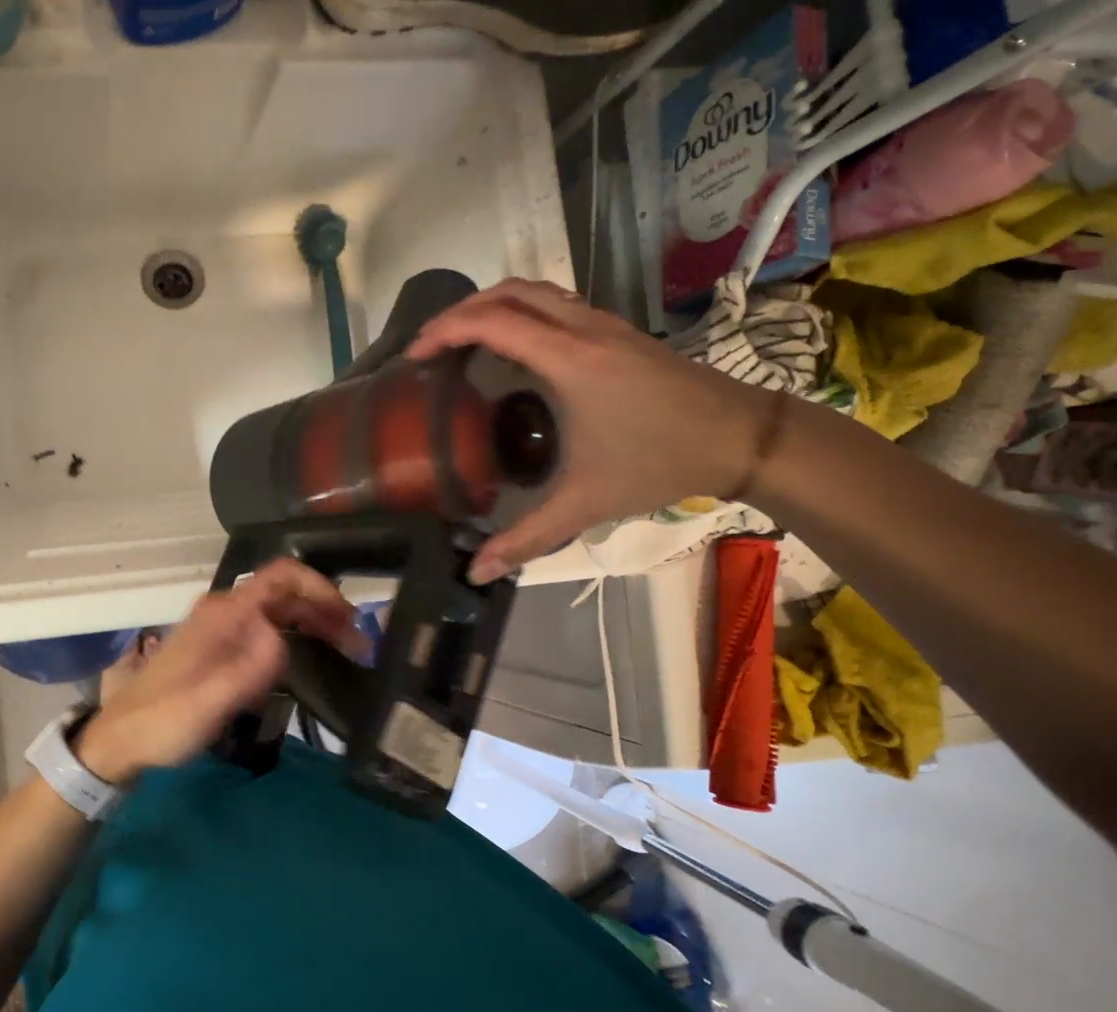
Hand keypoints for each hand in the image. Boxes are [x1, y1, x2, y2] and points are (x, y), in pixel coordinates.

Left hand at [73, 559, 368, 783]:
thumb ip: (246, 668)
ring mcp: (220, 630)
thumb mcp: (209, 701)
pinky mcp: (219, 651)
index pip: (280, 577)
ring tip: (345, 652)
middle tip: (358, 646)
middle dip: (324, 611)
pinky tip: (310, 661)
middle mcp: (223, 612)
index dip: (319, 588)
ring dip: (312, 625)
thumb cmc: (164, 722)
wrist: (122, 740)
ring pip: (277, 612)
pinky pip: (265, 632)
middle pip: (284, 594)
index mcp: (222, 614)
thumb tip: (283, 636)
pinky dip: (293, 639)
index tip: (349, 618)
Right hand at [405, 278, 778, 581]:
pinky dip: (519, 312)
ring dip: (491, 306)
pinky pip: (555, 304)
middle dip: (461, 311)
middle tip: (430, 346)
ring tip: (461, 342)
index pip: (493, 322)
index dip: (445, 331)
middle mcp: (583, 330)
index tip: (415, 356)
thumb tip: (475, 572)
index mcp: (569, 361)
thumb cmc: (661, 462)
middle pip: (509, 292)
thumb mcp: (586, 504)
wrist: (744, 437)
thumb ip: (527, 537)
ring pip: (535, 291)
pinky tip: (512, 350)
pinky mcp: (617, 332)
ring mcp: (604, 325)